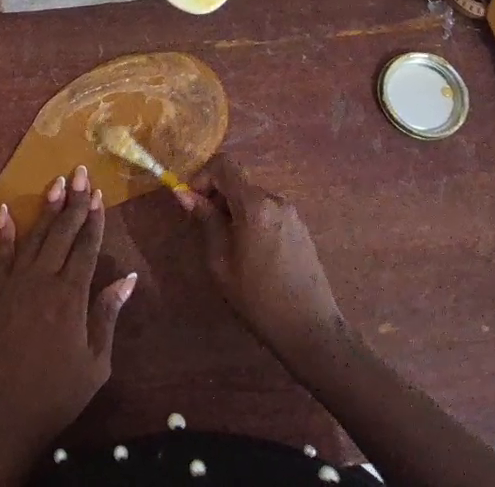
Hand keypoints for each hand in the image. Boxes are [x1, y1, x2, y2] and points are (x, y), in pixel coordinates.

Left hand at [0, 165, 137, 458]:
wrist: (6, 411)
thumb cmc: (59, 392)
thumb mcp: (96, 361)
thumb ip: (108, 315)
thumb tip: (129, 278)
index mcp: (72, 297)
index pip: (87, 248)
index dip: (94, 219)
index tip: (99, 193)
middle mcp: (44, 282)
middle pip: (62, 234)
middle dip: (73, 202)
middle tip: (80, 172)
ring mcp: (17, 285)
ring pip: (34, 238)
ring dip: (46, 209)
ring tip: (56, 182)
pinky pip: (1, 257)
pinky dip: (5, 232)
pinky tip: (7, 210)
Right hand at [192, 155, 343, 361]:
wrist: (310, 329)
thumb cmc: (257, 297)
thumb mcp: (221, 262)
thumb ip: (206, 221)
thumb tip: (184, 194)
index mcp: (255, 205)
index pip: (224, 165)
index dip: (202, 176)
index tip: (192, 202)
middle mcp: (276, 201)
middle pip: (238, 182)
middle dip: (216, 196)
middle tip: (205, 228)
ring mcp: (293, 214)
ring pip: (253, 198)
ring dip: (234, 210)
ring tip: (228, 246)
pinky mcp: (301, 229)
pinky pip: (268, 212)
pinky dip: (252, 220)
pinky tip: (251, 253)